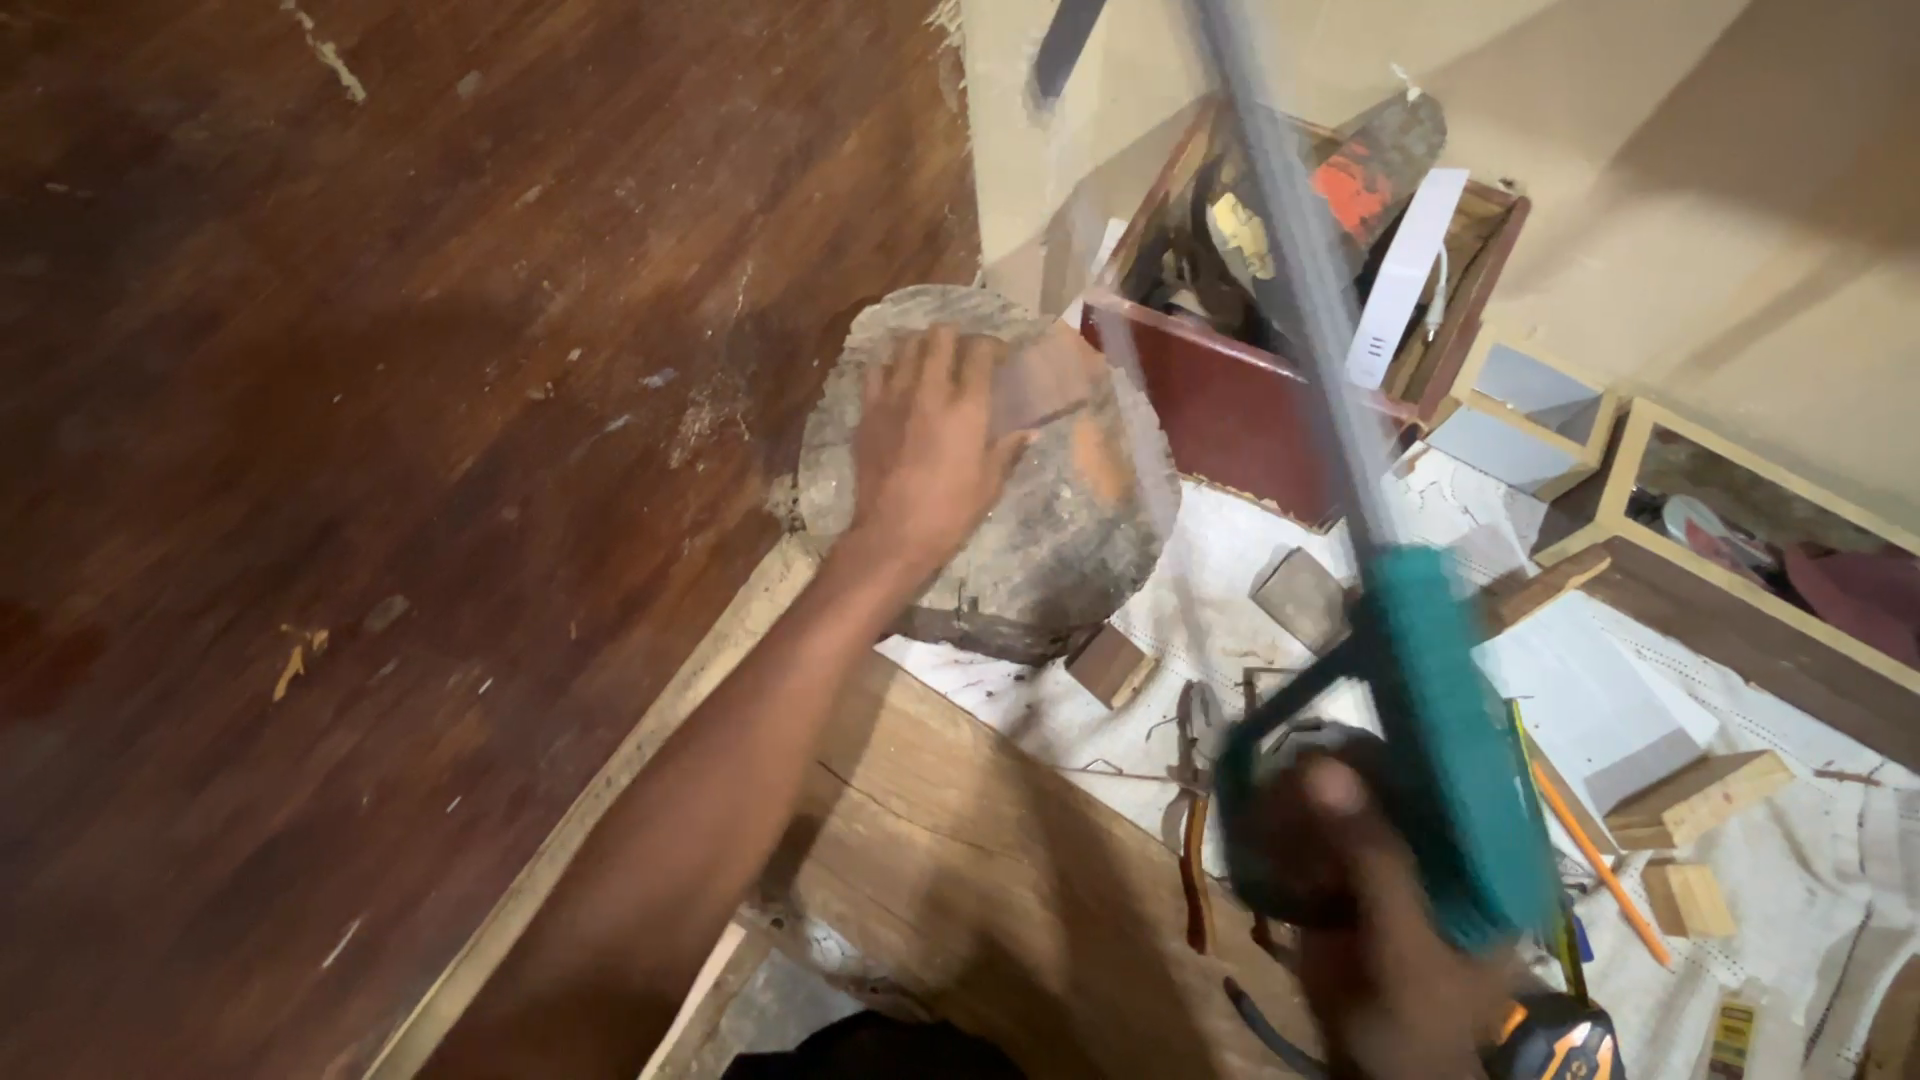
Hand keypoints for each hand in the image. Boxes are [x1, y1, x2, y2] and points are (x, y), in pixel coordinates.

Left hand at [838, 325, 1030, 588]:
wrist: (892, 534)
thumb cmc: (949, 514)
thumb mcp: (989, 485)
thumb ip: (1007, 450)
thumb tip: (1028, 431)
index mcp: (967, 408)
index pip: (981, 351)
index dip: (994, 346)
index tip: (1000, 356)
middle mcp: (930, 391)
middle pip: (941, 336)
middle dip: (957, 337)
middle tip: (963, 354)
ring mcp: (893, 397)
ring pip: (905, 344)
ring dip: (922, 344)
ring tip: (930, 359)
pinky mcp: (868, 411)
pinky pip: (875, 370)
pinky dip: (889, 364)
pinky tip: (896, 376)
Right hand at [1293, 758, 1512, 1079]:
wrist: (1386, 1077)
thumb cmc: (1421, 1022)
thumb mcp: (1405, 944)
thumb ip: (1373, 858)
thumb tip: (1319, 764)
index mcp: (1475, 849)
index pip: (1429, 767)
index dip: (1374, 748)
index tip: (1315, 750)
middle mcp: (1429, 836)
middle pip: (1369, 774)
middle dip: (1315, 781)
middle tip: (1277, 801)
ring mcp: (1380, 850)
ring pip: (1327, 794)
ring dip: (1288, 805)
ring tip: (1266, 831)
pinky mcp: (1338, 867)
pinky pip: (1303, 825)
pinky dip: (1276, 828)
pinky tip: (1262, 845)